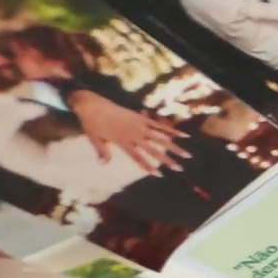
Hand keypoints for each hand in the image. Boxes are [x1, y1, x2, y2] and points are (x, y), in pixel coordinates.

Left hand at [66, 91, 187, 173]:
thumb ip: (102, 151)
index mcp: (122, 141)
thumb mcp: (94, 137)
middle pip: (154, 150)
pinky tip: (185, 135)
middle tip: (179, 168)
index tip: (159, 174)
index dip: (148, 166)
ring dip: (175, 148)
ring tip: (187, 155)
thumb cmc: (91, 122)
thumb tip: (103, 164)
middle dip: (167, 160)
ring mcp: (140, 126)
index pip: (137, 157)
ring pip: (161, 139)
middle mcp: (134, 135)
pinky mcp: (142, 118)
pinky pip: (160, 126)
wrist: (90, 103)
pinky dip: (173, 130)